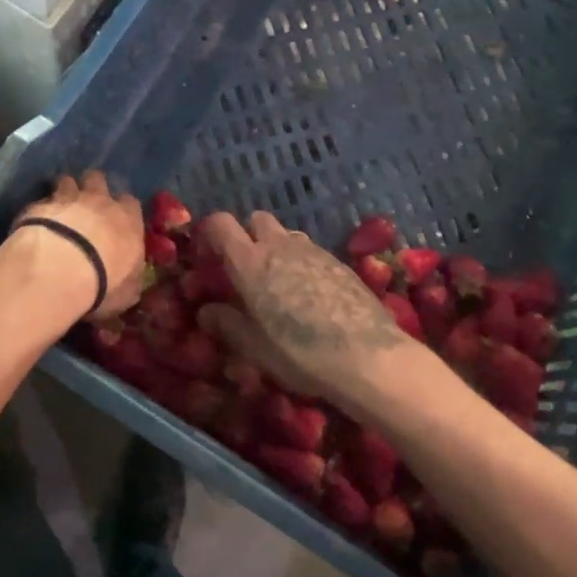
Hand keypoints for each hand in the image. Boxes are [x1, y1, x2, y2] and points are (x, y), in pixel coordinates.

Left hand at [13, 170, 146, 319]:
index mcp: (127, 219)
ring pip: (67, 180)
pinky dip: (40, 210)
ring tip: (59, 207)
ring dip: (64, 190)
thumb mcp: (128, 291)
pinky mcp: (38, 205)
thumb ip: (130, 278)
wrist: (61, 269)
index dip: (122, 208)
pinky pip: (41, 201)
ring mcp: (67, 199)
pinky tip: (36, 223)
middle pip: (98, 179)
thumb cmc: (104, 282)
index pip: (130, 203)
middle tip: (85, 203)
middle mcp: (99, 201)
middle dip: (92, 186)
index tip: (116, 219)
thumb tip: (129, 280)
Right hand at [193, 212, 409, 400]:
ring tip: (279, 283)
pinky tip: (310, 295)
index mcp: (250, 261)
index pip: (220, 223)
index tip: (208, 256)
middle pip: (256, 219)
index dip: (210, 233)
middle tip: (246, 269)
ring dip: (276, 248)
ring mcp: (313, 250)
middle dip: (247, 235)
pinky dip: (302, 263)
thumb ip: (227, 324)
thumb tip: (206, 311)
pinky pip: (311, 252)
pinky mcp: (339, 262)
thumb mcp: (254, 348)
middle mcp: (279, 246)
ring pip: (286, 234)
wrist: (369, 357)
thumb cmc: (300, 353)